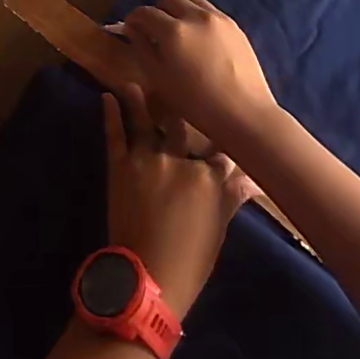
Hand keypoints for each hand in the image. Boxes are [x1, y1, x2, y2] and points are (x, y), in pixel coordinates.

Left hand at [102, 84, 254, 318]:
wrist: (147, 278)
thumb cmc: (190, 259)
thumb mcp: (218, 228)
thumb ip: (232, 198)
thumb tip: (252, 180)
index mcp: (206, 176)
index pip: (216, 149)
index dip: (218, 135)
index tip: (219, 119)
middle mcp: (177, 160)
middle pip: (182, 126)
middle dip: (181, 107)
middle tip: (177, 85)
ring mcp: (146, 160)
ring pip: (147, 121)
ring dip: (142, 100)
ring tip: (137, 80)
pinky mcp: (120, 166)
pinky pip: (115, 135)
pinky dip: (110, 115)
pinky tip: (107, 96)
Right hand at [117, 0, 281, 145]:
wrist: (243, 112)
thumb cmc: (195, 103)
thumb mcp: (159, 79)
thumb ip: (142, 48)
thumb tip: (133, 29)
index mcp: (172, 31)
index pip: (145, 12)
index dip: (133, 18)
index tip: (130, 27)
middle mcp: (194, 16)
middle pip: (168, 0)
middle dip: (156, 11)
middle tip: (153, 29)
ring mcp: (217, 18)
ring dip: (177, 8)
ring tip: (175, 27)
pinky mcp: (233, 24)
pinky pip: (208, 9)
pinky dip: (196, 13)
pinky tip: (197, 33)